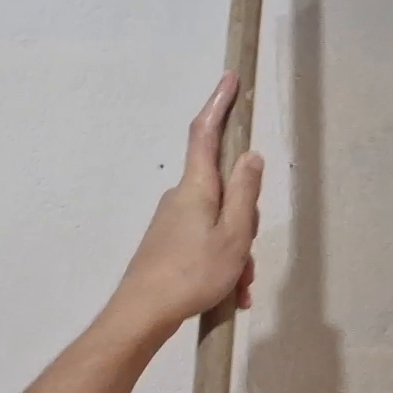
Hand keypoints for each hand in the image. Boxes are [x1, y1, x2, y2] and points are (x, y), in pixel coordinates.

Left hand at [107, 73, 263, 338]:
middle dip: (245, 221)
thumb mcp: (233, 235)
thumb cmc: (193, 273)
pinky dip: (221, 265)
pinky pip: (205, 244)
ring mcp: (172, 221)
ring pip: (218, 224)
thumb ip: (245, 194)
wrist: (142, 313)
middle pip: (224, 190)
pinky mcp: (167, 243)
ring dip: (236, 253)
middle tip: (247, 258)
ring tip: (238, 287)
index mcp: (196, 187)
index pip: (206, 133)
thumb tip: (249, 156)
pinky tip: (229, 294)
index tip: (230, 79)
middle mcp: (181, 197)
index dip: (219, 104)